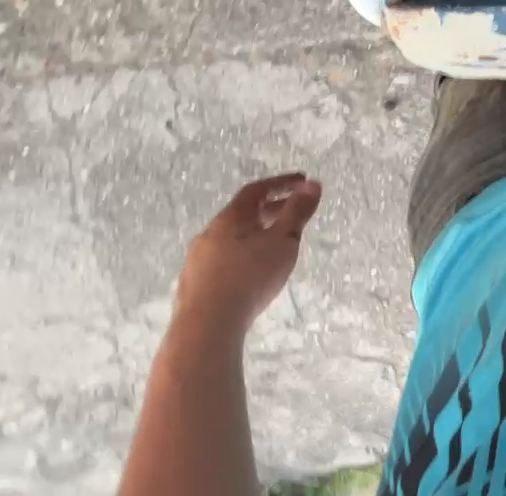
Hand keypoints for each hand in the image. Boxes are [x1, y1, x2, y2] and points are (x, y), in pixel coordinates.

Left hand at [173, 173, 321, 339]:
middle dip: (270, 208)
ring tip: (277, 243)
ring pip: (231, 237)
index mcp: (230, 219)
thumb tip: (312, 184)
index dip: (280, 183)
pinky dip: (242, 253)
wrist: (206, 325)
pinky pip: (223, 258)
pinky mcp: (193, 284)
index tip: (303, 180)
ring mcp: (197, 260)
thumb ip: (298, 211)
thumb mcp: (284, 240)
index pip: (256, 190)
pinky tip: (253, 270)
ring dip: (255, 232)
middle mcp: (209, 234)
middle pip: (242, 213)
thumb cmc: (250, 275)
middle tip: (294, 211)